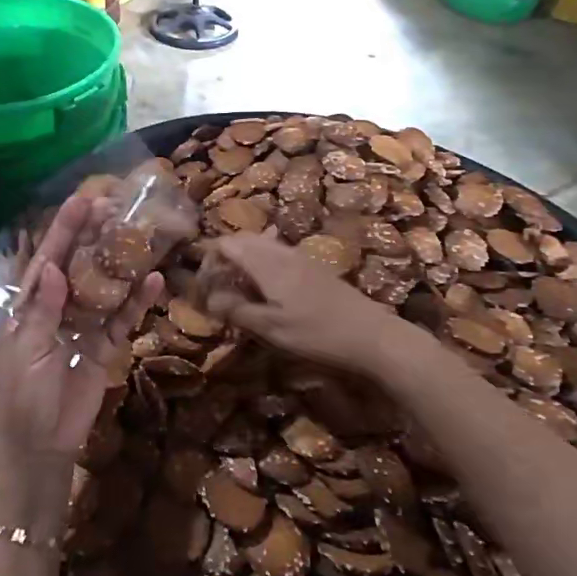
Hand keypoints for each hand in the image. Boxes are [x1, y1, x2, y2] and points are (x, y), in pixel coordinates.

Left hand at [0, 192, 162, 528]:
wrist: (37, 448)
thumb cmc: (19, 397)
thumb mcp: (23, 351)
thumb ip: (41, 310)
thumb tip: (53, 266)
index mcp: (26, 306)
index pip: (45, 260)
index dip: (61, 230)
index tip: (81, 200)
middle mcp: (55, 309)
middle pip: (76, 266)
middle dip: (93, 238)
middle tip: (115, 206)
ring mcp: (82, 327)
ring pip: (103, 288)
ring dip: (119, 264)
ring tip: (139, 234)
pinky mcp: (104, 349)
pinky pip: (122, 321)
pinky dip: (137, 303)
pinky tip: (154, 282)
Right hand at [204, 231, 435, 376]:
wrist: (373, 336)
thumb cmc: (317, 334)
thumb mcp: (271, 328)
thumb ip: (237, 310)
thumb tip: (209, 300)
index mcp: (267, 264)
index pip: (227, 244)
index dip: (209, 258)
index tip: (203, 283)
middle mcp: (282, 252)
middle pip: (243, 239)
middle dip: (224, 255)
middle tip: (217, 283)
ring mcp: (300, 257)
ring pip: (261, 243)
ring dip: (243, 257)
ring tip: (237, 285)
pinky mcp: (313, 267)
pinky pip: (277, 251)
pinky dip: (261, 260)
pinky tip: (265, 284)